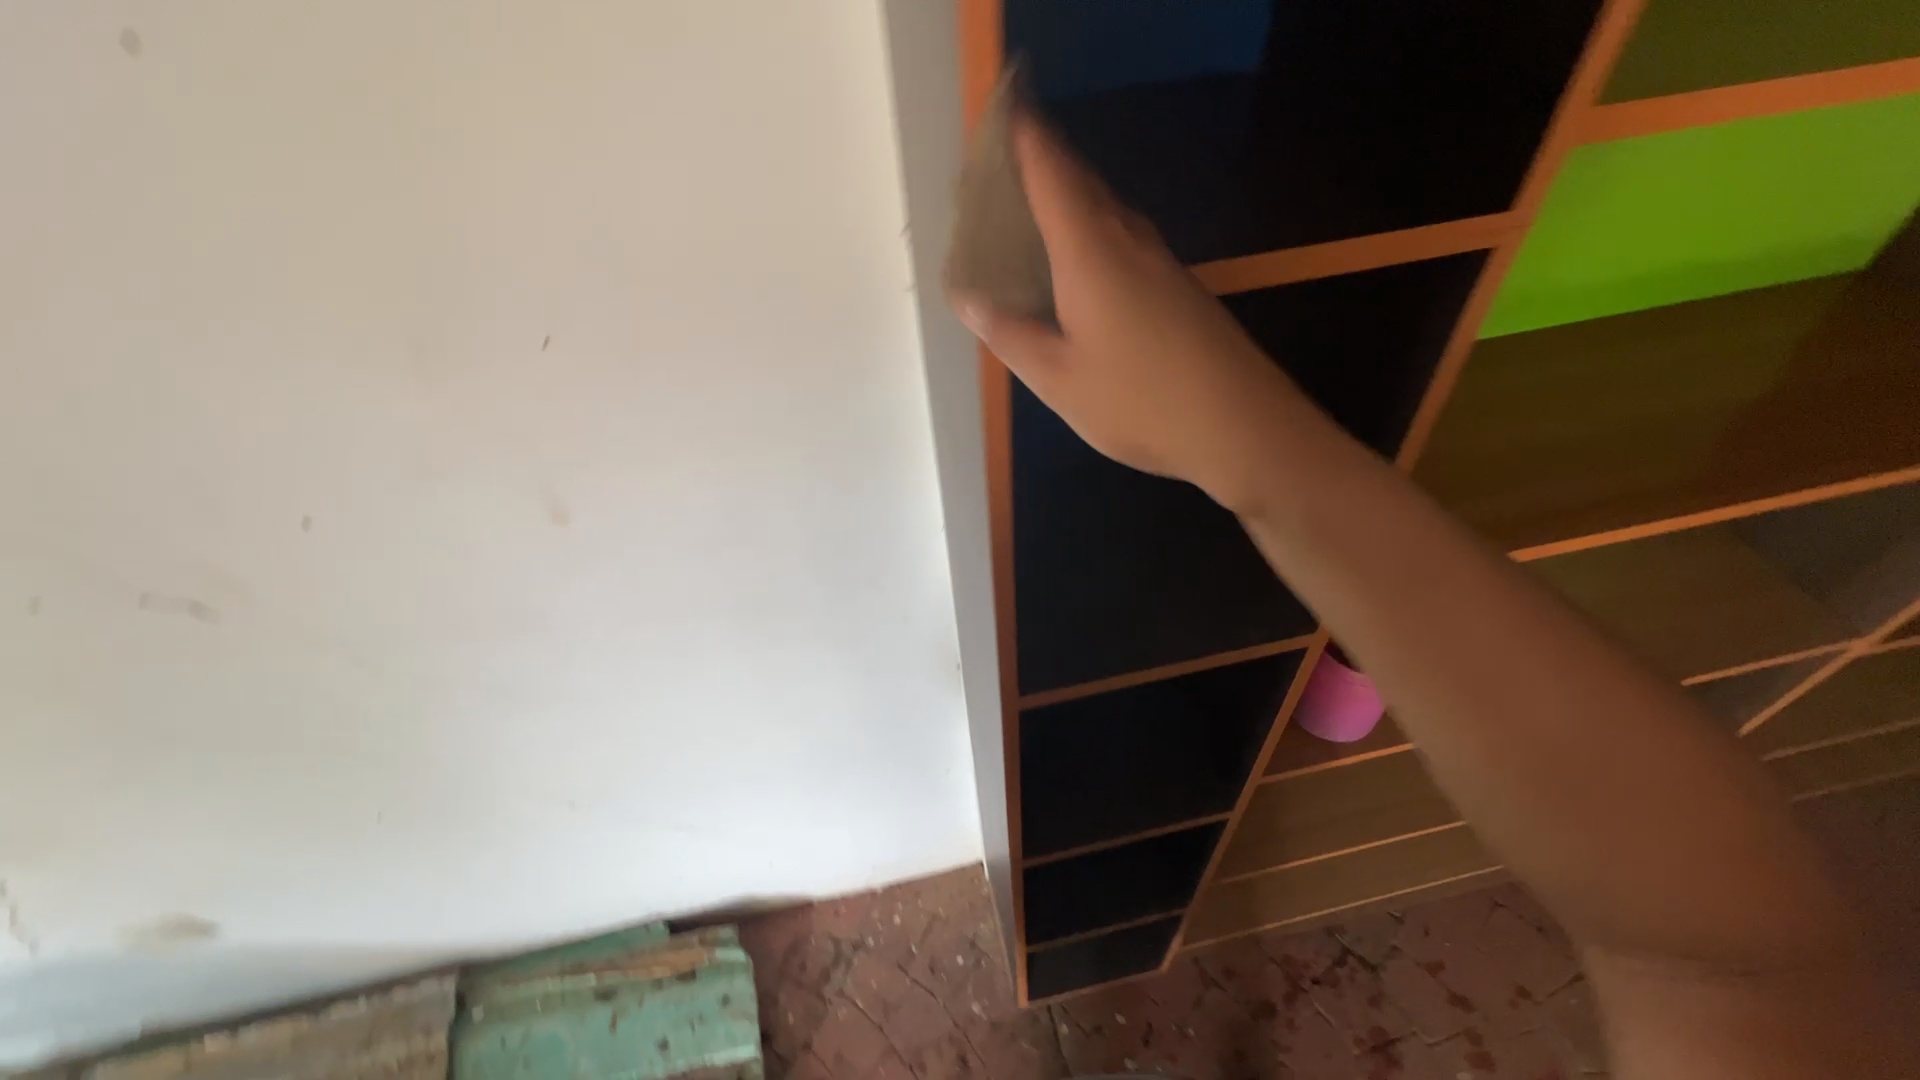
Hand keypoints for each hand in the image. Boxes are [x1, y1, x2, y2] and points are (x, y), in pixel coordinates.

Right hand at [948, 116, 1302, 511]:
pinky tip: (1075, 269)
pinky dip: (1089, 237)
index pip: (1050, 171)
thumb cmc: (1141, 401)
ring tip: (1027, 217)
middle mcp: (1127, 240)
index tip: (999, 118)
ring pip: (1105, 212)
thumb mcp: (1059, 379)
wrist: (1242, 426)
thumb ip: (1011, 335)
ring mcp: (1160, 262)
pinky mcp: (1178, 287)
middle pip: (1081, 182)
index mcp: (1090, 250)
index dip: (1024, 137)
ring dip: (1067, 202)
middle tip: (999, 176)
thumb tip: (969, 299)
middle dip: (1040, 165)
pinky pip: (1122, 241)